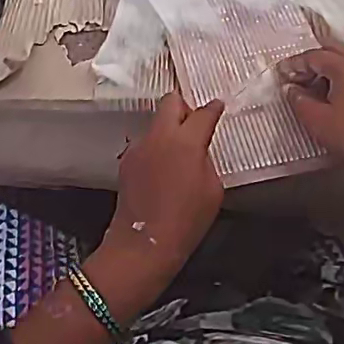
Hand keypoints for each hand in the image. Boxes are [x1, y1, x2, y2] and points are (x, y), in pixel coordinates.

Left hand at [106, 93, 225, 277]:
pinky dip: (155, 149)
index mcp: (186, 141)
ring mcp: (138, 147)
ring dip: (167, 131)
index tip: (217, 108)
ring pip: (155, 124)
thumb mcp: (212, 190)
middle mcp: (158, 136)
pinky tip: (161, 171)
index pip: (203, 112)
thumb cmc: (186, 220)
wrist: (145, 242)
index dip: (213, 109)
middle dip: (184, 107)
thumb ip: (206, 159)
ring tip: (177, 155)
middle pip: (170, 102)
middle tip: (194, 124)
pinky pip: (145, 144)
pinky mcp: (125, 161)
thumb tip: (198, 150)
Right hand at [278, 32, 343, 185]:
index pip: (315, 56)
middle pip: (335, 50)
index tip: (282, 73)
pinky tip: (339, 92)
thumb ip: (298, 99)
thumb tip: (291, 89)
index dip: (295, 63)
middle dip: (314, 59)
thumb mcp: (315, 119)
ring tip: (316, 83)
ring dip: (331, 66)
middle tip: (297, 75)